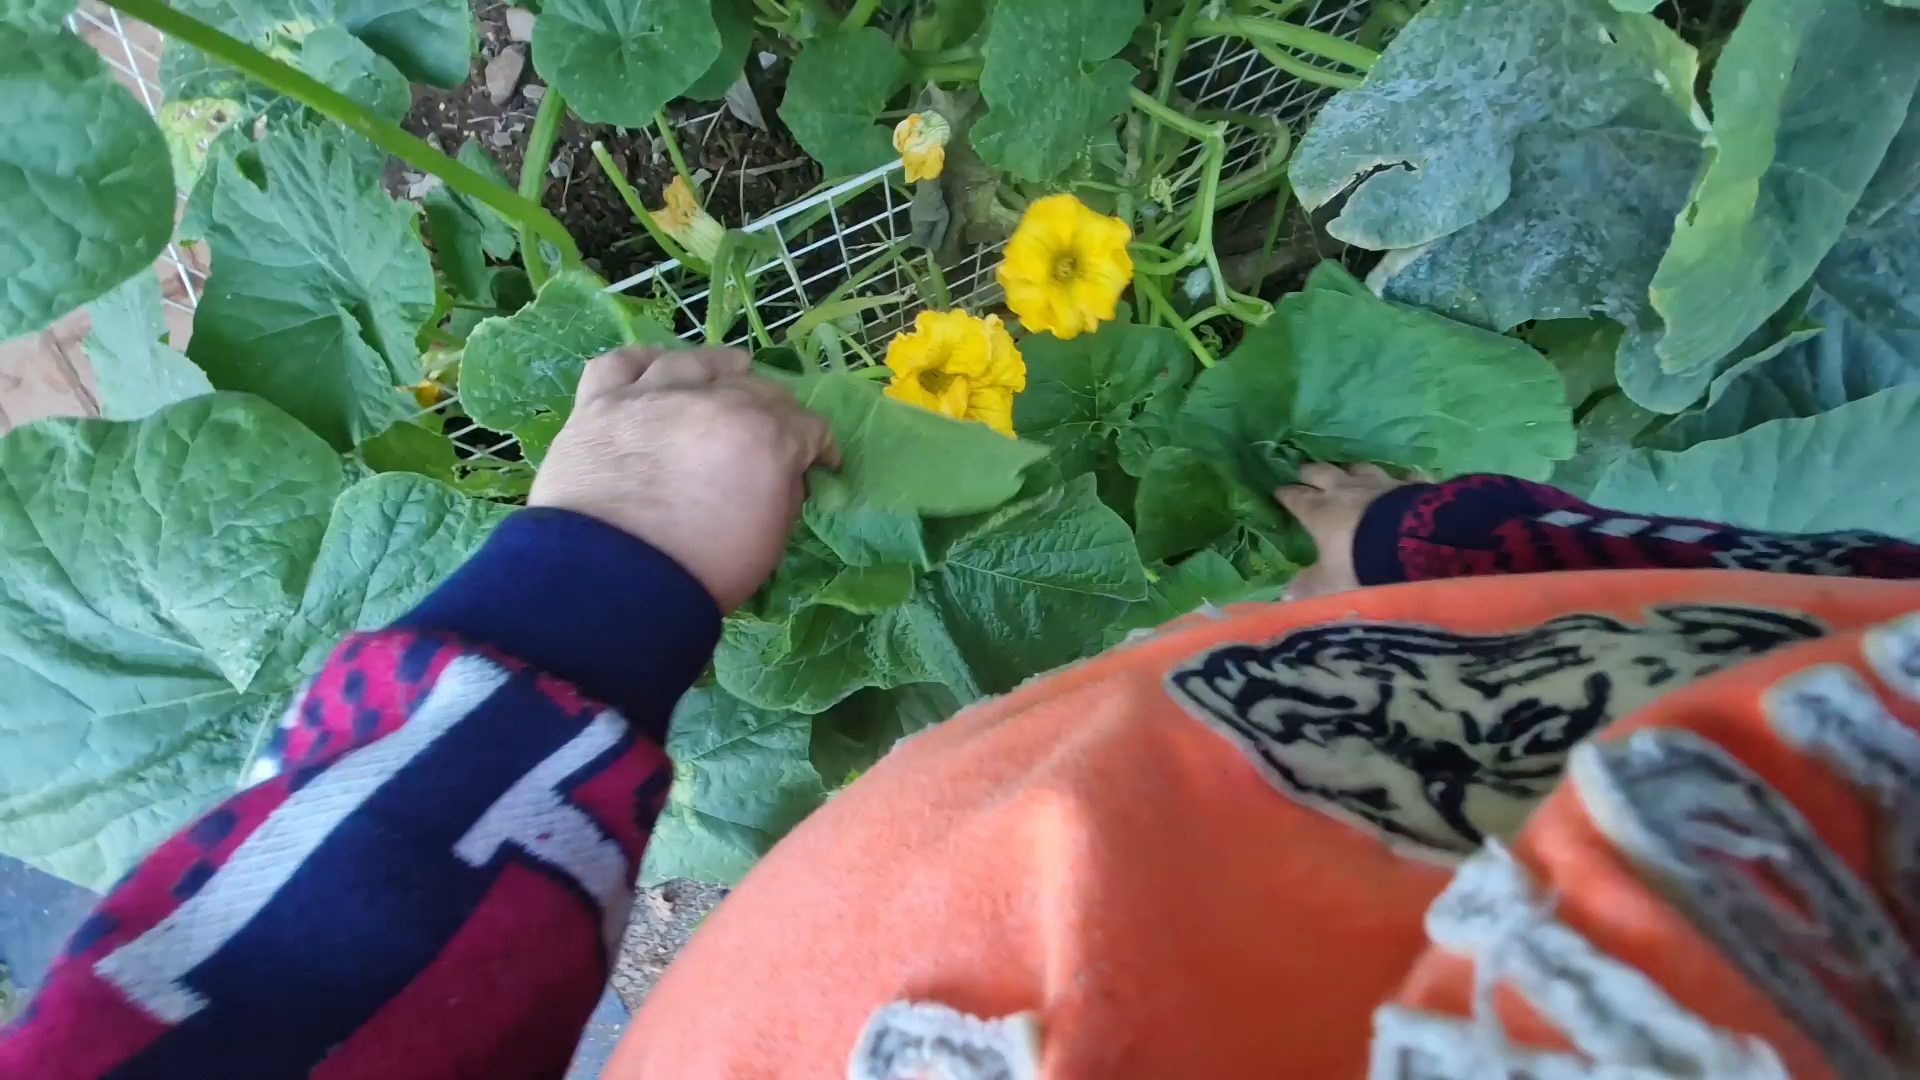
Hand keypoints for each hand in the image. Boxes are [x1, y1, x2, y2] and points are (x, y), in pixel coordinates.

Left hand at [530, 346, 838, 611]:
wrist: (613, 579)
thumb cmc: (706, 568)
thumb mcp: (772, 539)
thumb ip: (785, 494)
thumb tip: (784, 473)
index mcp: (766, 436)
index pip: (809, 427)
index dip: (822, 446)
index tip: (824, 463)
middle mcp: (714, 402)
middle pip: (759, 388)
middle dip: (780, 408)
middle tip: (781, 429)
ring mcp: (652, 397)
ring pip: (694, 362)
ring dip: (721, 364)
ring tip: (732, 367)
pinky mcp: (599, 404)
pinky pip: (622, 363)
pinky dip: (644, 360)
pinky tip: (658, 363)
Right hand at [1273, 463, 1412, 600]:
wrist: (1416, 547)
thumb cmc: (1363, 563)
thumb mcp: (1331, 582)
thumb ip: (1310, 586)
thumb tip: (1288, 595)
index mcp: (1320, 512)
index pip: (1296, 498)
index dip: (1286, 494)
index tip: (1278, 490)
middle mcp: (1346, 491)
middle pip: (1322, 473)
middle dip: (1310, 472)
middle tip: (1304, 471)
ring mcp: (1381, 484)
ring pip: (1360, 468)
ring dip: (1352, 470)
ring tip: (1349, 472)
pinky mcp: (1413, 485)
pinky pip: (1405, 476)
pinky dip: (1400, 478)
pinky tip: (1402, 480)